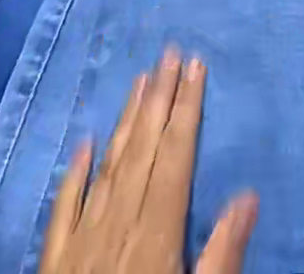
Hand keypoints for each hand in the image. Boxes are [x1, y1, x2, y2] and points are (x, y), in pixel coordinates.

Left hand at [39, 48, 258, 273]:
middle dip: (159, 98)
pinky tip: (83, 144)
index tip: (195, 66)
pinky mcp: (53, 262)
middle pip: (142, 148)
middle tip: (169, 52)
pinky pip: (63, 207)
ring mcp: (81, 239)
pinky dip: (74, 173)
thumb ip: (222, 253)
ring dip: (125, 120)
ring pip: (108, 166)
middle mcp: (118, 222)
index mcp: (156, 231)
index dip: (187, 108)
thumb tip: (250, 195)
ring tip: (139, 79)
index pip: (175, 154)